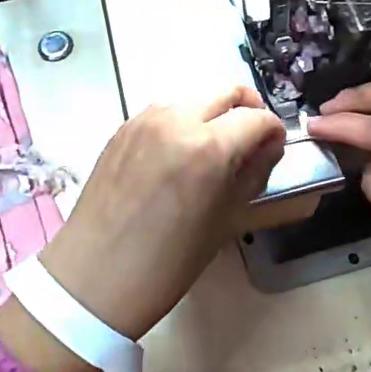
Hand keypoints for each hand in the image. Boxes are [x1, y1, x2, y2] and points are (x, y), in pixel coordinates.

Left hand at [36, 87, 284, 339]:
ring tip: (214, 150)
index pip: (257, 118)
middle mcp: (175, 121)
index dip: (274, 132)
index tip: (275, 149)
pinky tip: (179, 157)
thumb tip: (267, 149)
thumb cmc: (168, 263)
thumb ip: (251, 175)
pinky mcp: (121, 130)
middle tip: (252, 140)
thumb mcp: (224, 222)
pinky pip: (164, 113)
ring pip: (193, 99)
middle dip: (247, 110)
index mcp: (207, 147)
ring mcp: (143, 121)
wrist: (94, 278)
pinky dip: (182, 124)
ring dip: (213, 115)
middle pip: (225, 93)